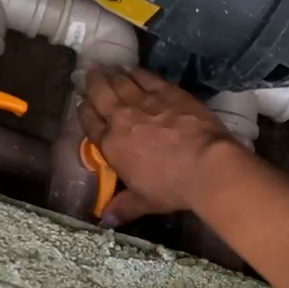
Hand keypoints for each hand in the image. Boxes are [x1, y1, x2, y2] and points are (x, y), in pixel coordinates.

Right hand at [78, 68, 239, 225]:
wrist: (206, 165)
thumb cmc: (172, 187)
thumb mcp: (145, 200)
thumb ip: (124, 206)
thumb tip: (105, 220)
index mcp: (111, 144)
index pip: (89, 122)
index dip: (84, 111)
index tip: (82, 103)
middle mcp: (121, 118)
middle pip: (100, 94)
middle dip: (92, 83)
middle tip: (89, 73)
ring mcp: (143, 101)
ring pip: (120, 81)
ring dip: (111, 73)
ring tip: (105, 67)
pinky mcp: (166, 92)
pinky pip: (145, 77)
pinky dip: (136, 72)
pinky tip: (132, 68)